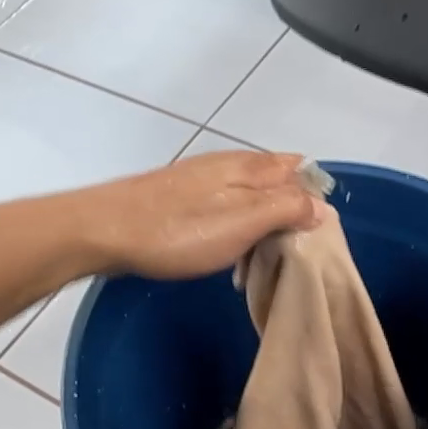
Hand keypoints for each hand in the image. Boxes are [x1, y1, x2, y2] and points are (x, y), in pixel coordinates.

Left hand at [78, 150, 322, 279]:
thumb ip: (287, 209)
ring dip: (260, 226)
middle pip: (276, 183)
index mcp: (250, 167)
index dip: (315, 200)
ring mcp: (201, 179)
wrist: (106, 230)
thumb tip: (321, 207)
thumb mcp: (243, 221)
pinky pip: (223, 208)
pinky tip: (224, 254)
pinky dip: (234, 230)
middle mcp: (229, 164)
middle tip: (289, 256)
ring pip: (249, 197)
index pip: (301, 170)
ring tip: (257, 263)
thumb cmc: (179, 231)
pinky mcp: (180, 197)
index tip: (315, 237)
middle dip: (290, 214)